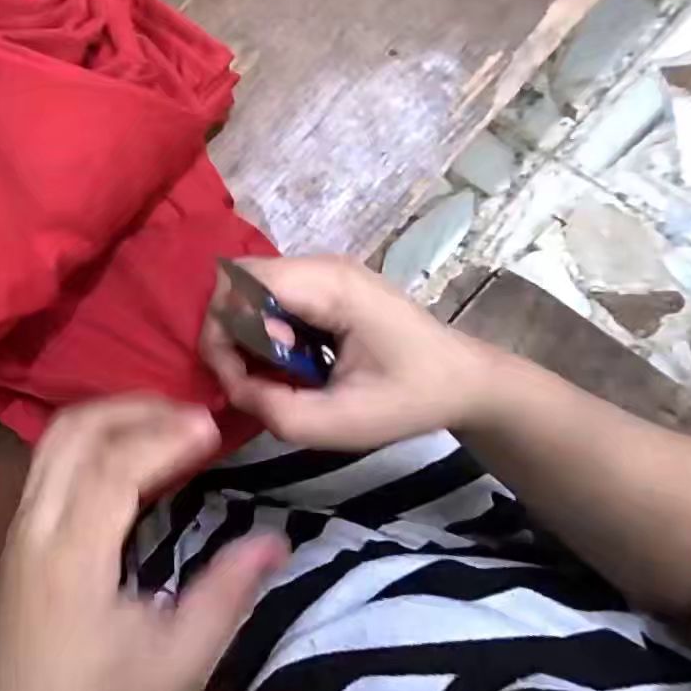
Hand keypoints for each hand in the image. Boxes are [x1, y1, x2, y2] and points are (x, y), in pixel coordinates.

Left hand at [0, 396, 289, 690]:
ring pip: (57, 436)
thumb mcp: (177, 660)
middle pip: (77, 431)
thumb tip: (276, 538)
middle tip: (190, 415)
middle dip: (137, 409)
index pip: (115, 467)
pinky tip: (128, 447)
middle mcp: (35, 524)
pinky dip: (92, 434)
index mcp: (71, 556)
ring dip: (112, 415)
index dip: (166, 437)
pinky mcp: (17, 529)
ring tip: (165, 420)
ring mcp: (19, 523)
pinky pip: (50, 455)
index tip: (212, 427)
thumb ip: (227, 592)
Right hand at [200, 255, 510, 449]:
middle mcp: (321, 266)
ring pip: (251, 290)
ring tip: (275, 374)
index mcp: (330, 286)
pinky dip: (263, 331)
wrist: (463, 380)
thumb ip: (277, 411)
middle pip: (239, 281)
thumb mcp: (343, 423)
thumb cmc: (410, 398)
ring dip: (246, 334)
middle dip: (229, 332)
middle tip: (251, 378)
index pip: (243, 284)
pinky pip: (271, 299)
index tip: (246, 380)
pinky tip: (290, 362)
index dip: (227, 332)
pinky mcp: (323, 286)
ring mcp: (322, 272)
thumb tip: (235, 388)